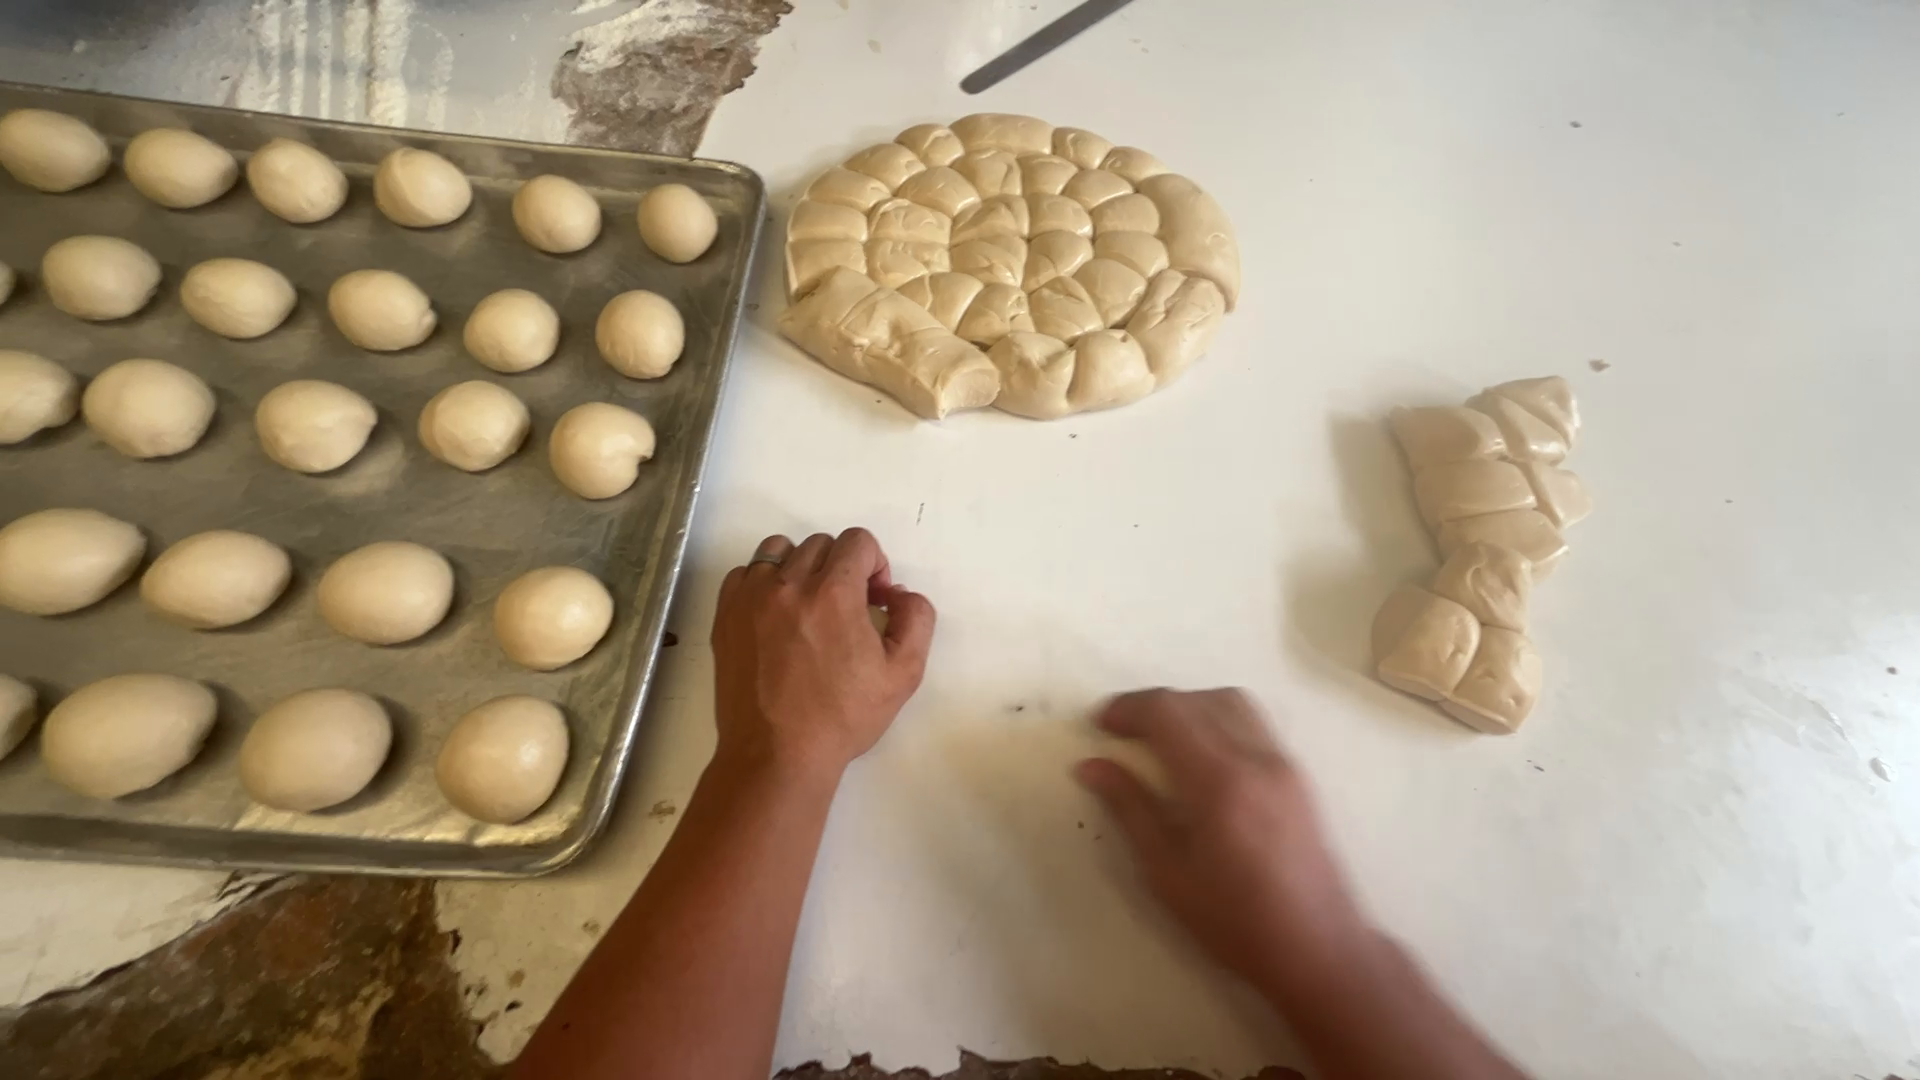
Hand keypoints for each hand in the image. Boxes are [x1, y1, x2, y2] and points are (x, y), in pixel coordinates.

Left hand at [712, 528, 935, 778]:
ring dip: (801, 567)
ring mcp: (751, 598)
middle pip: (822, 544)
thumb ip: (916, 619)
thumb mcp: (903, 673)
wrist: (776, 754)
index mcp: (834, 593)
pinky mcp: (726, 615)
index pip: (858, 541)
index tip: (874, 599)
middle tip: (848, 608)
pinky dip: (763, 583)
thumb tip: (899, 592)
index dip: (875, 564)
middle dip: (842, 567)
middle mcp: (789, 585)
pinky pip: (745, 574)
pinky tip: (776, 615)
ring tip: (808, 605)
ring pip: (780, 550)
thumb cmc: (842, 717)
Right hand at [1076, 688, 1371, 1001]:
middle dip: (1150, 706)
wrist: (1319, 950)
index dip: (1128, 708)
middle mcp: (1255, 757)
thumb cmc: (1234, 920)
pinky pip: (1252, 720)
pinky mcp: (1297, 772)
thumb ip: (1129, 808)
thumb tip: (1090, 766)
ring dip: (1187, 705)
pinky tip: (1202, 751)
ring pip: (1229, 700)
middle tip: (1121, 732)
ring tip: (1161, 736)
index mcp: (1219, 782)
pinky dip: (1216, 716)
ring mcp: (1282, 761)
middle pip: (1194, 700)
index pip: (1167, 712)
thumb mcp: (1166, 872)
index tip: (1101, 726)